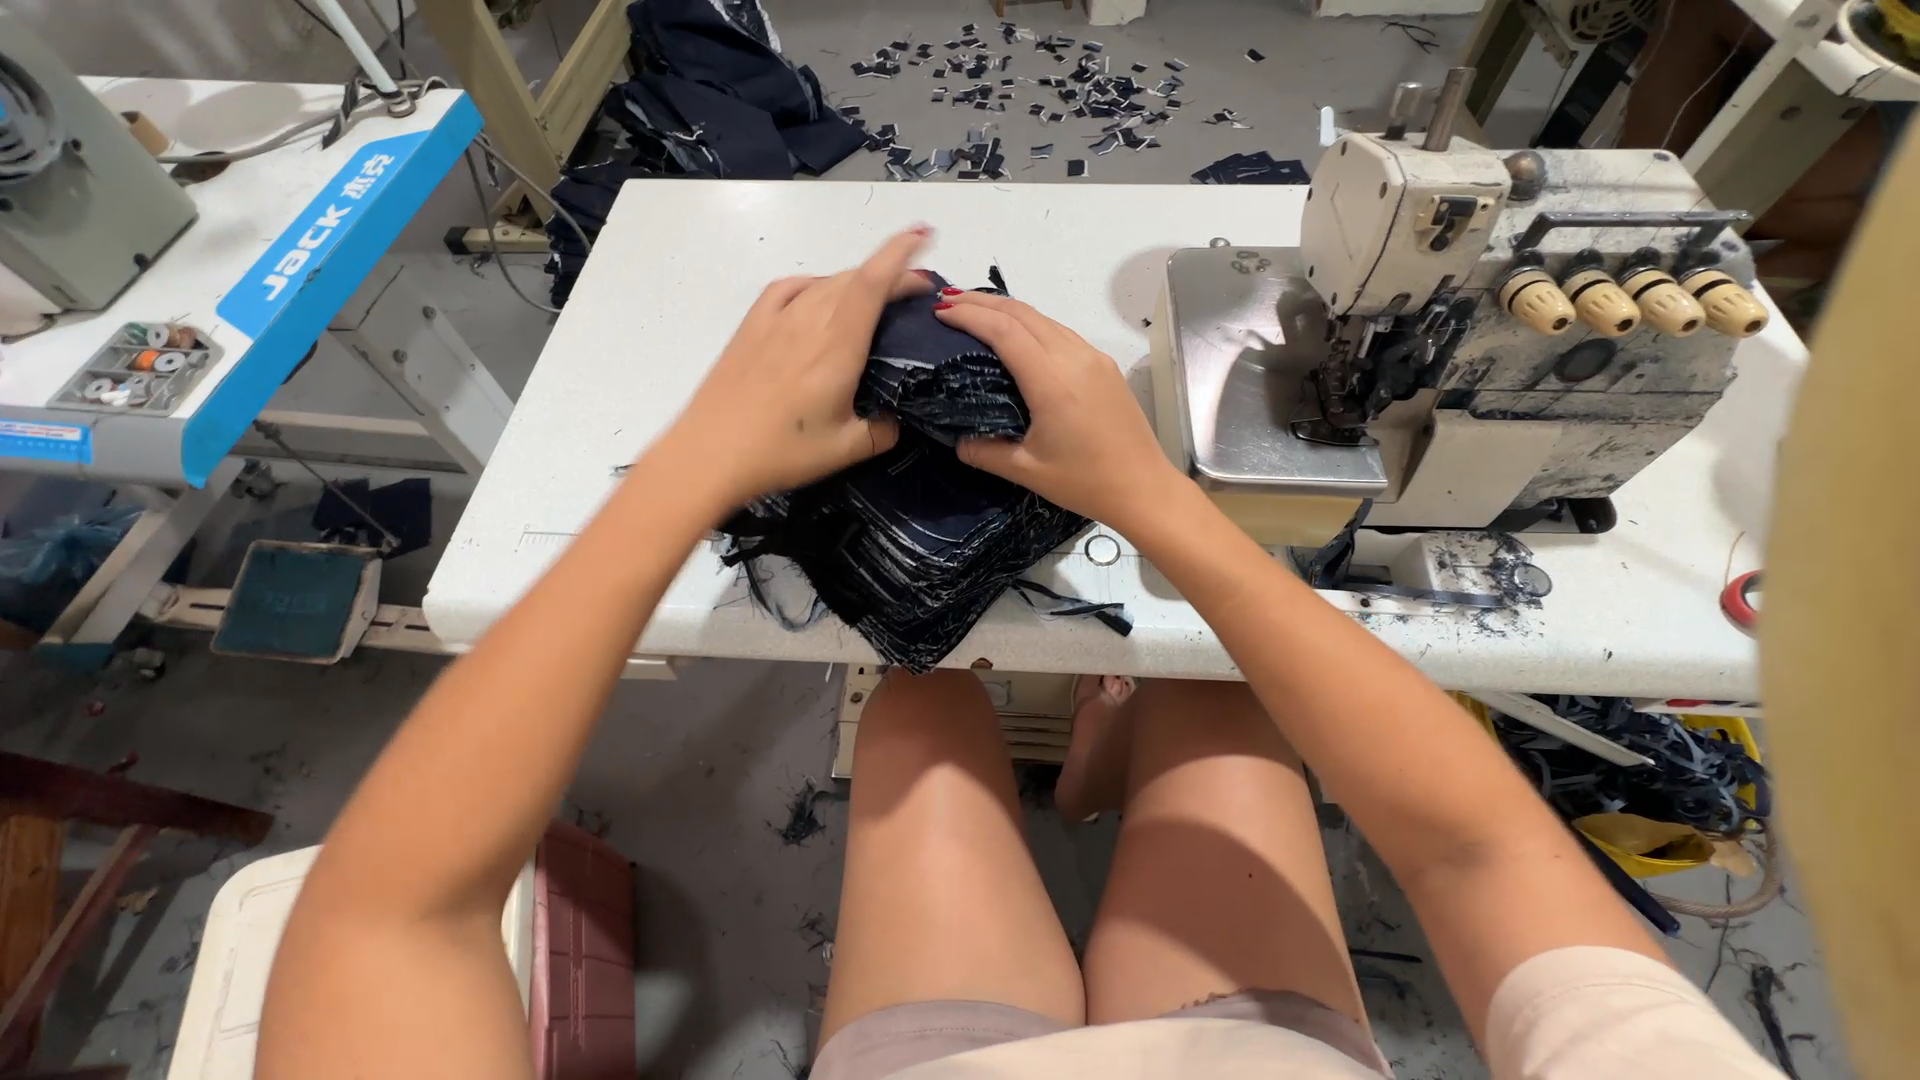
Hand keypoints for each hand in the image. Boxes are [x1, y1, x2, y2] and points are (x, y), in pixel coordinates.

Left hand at [655, 226, 933, 504]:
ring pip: (825, 282)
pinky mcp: (751, 327)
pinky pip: (789, 290)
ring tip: (874, 297)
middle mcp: (808, 321)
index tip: (924, 236)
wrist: (708, 453)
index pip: (874, 283)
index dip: (901, 254)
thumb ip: (883, 431)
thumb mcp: (845, 450)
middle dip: (890, 273)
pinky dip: (814, 285)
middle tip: (914, 289)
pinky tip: (818, 298)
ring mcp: (776, 320)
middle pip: (854, 278)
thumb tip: (897, 419)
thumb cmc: (780, 452)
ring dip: (856, 281)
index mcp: (838, 345)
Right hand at [933, 290, 1184, 528]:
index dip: (970, 316)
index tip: (939, 311)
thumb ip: (985, 452)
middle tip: (948, 302)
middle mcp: (1074, 358)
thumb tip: (957, 440)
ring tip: (975, 312)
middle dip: (983, 302)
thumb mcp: (1027, 472)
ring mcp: (1093, 357)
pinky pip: (1060, 332)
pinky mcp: (1104, 365)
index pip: (1004, 331)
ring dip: (1007, 310)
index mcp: (1052, 381)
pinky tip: (1015, 335)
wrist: (1144, 488)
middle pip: (1023, 313)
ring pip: (1044, 318)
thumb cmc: (1085, 483)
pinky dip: (1030, 324)